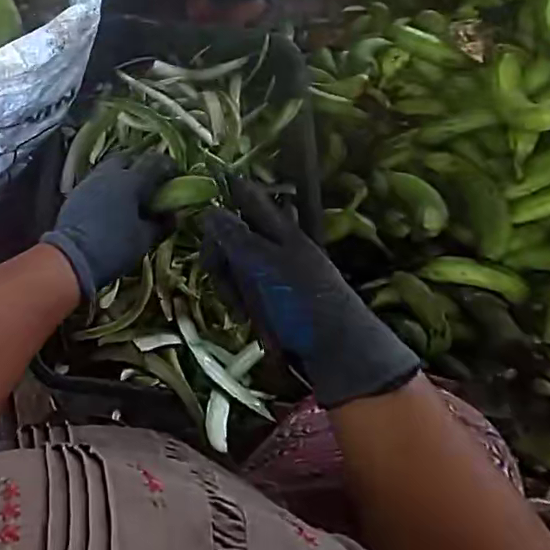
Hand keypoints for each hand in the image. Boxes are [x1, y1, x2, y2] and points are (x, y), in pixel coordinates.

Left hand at [42, 152, 177, 300]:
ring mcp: (89, 182)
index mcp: (130, 180)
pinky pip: (96, 181)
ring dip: (122, 175)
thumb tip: (173, 215)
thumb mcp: (144, 239)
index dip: (168, 166)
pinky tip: (111, 202)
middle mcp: (109, 174)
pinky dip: (108, 186)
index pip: (154, 163)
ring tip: (131, 192)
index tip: (177, 175)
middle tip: (151, 182)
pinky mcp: (75, 193)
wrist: (71, 258)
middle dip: (141, 166)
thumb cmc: (114, 247)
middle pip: (128, 158)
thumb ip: (161, 224)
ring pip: (109, 168)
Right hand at [201, 177, 419, 406]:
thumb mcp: (266, 266)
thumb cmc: (304, 304)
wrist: (340, 354)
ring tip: (240, 310)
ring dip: (230, 286)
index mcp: (281, 230)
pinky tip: (246, 319)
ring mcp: (276, 275)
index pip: (248, 198)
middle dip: (221, 256)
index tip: (209, 211)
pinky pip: (246, 291)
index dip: (229, 195)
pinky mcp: (275, 301)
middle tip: (220, 277)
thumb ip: (237, 237)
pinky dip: (241, 302)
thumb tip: (209, 211)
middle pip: (234, 235)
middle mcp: (278, 247)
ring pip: (236, 266)